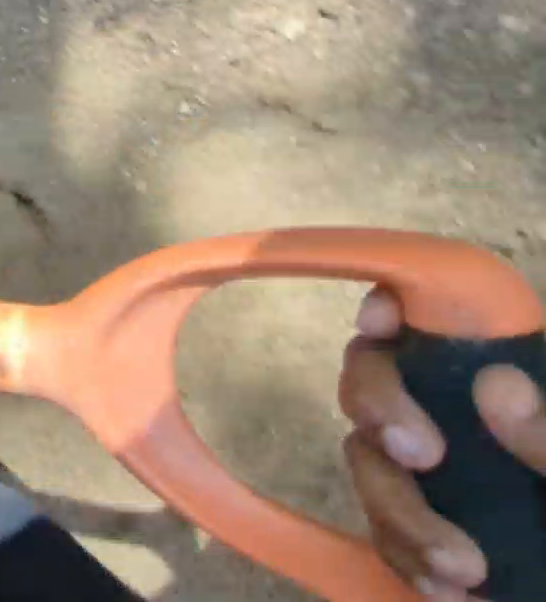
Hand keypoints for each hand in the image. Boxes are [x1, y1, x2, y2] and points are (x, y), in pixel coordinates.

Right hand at [339, 288, 545, 599]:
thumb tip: (500, 382)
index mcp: (515, 393)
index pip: (442, 322)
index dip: (395, 308)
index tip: (379, 325)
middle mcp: (463, 416)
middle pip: (375, 373)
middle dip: (377, 406)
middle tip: (414, 455)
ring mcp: (439, 472)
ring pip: (366, 452)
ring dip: (396, 504)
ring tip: (460, 569)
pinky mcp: (422, 523)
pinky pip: (378, 519)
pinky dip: (401, 550)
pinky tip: (442, 587)